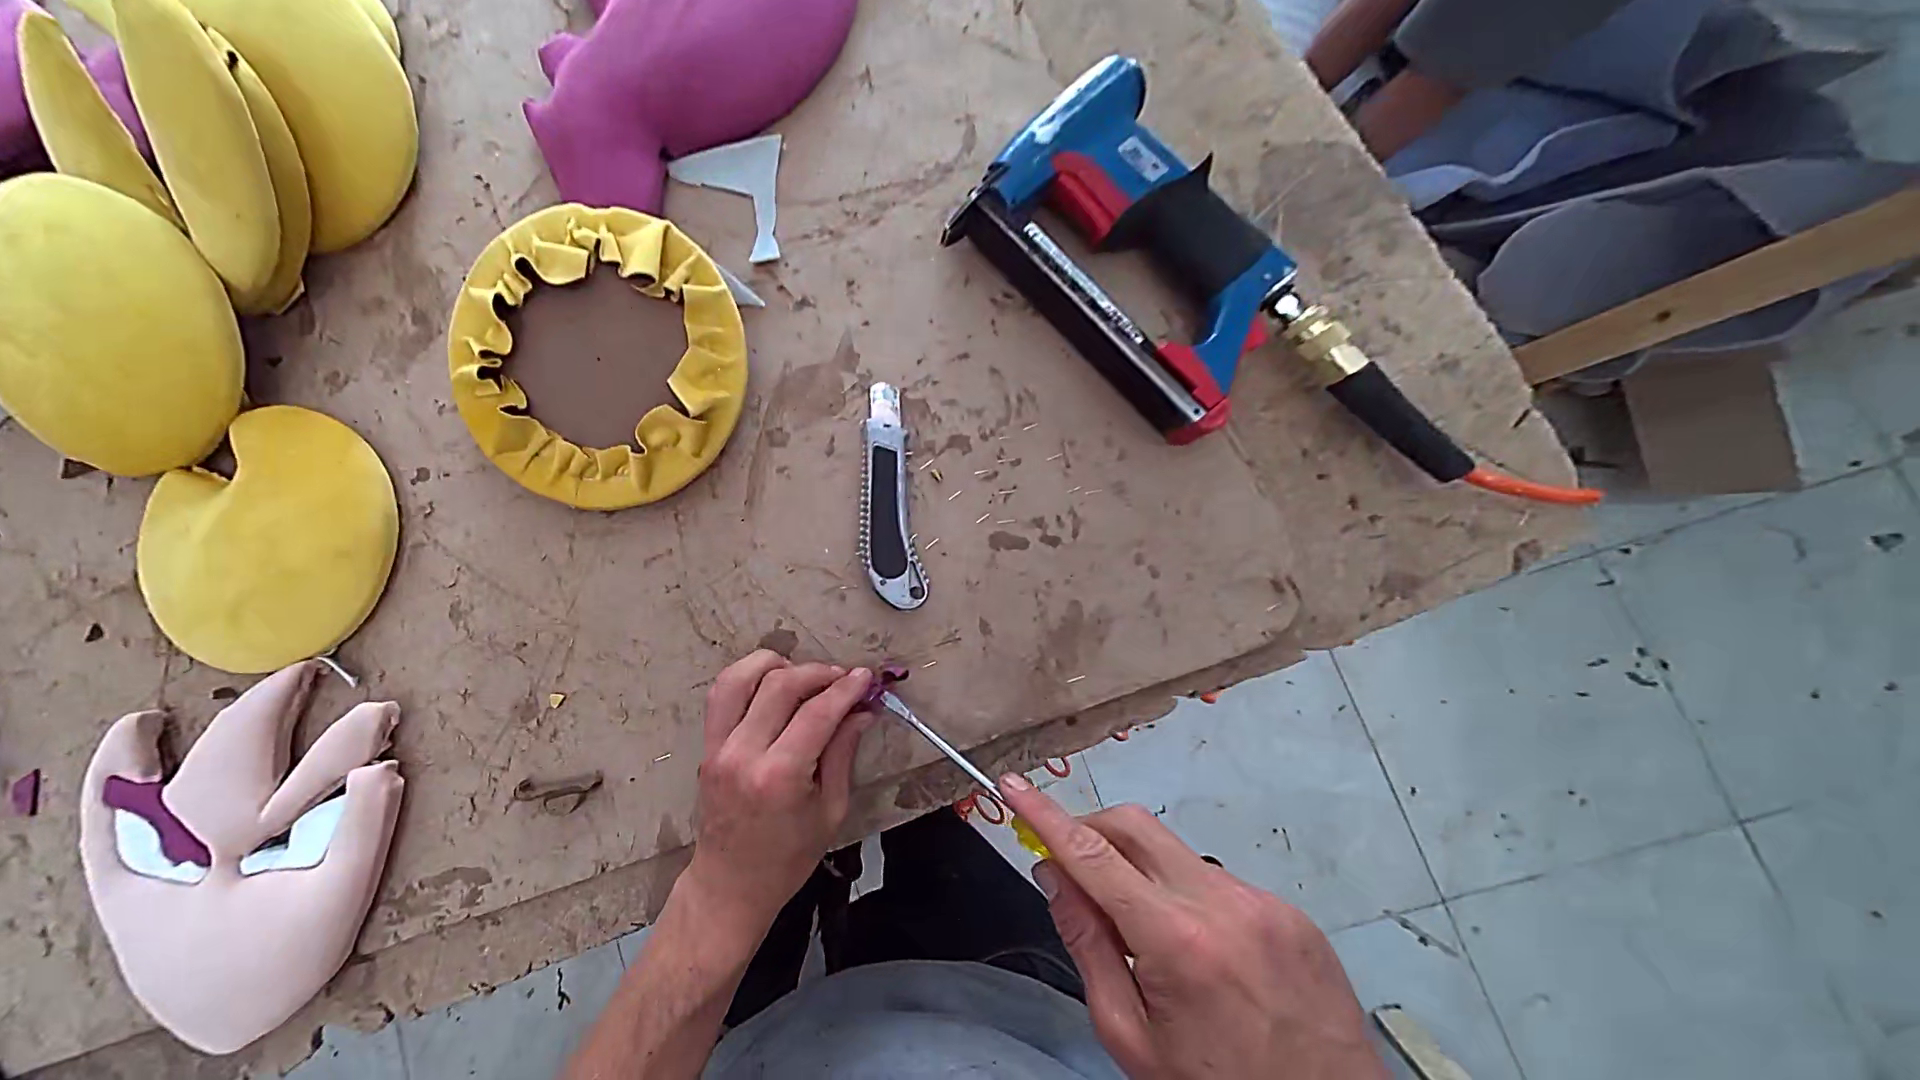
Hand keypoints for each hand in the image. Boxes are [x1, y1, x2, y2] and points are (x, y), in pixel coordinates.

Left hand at [684, 651, 873, 936]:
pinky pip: (723, 694)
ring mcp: (718, 748)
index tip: (866, 677)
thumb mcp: (831, 809)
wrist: (729, 886)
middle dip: (819, 672)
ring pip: (741, 677)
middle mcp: (743, 755)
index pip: (817, 712)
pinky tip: (775, 683)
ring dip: (778, 665)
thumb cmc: (788, 857)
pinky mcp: (707, 746)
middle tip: (844, 678)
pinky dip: (750, 676)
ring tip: (805, 676)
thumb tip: (862, 711)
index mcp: (779, 777)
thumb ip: (843, 752)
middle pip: (781, 685)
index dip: (846, 688)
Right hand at [1000, 774, 1384, 1079]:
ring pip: (1175, 853)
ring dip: (1143, 873)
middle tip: (1070, 864)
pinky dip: (1187, 895)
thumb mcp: (1131, 1037)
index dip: (1045, 815)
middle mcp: (1222, 902)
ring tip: (1148, 936)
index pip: (1092, 855)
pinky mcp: (1289, 910)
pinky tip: (1201, 950)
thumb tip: (1054, 876)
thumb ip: (1087, 946)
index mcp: (1176, 941)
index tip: (1013, 785)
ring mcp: (1262, 901)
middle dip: (1091, 828)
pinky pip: (1217, 880)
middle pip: (1134, 825)